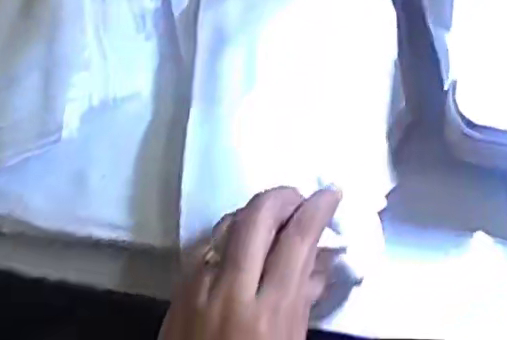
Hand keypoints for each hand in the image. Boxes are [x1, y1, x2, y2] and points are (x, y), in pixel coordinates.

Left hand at [160, 187, 342, 339]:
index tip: (331, 195)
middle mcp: (231, 294)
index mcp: (269, 312)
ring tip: (270, 223)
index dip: (319, 206)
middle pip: (259, 215)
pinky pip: (203, 248)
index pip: (298, 236)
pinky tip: (238, 246)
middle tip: (300, 202)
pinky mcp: (174, 300)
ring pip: (227, 224)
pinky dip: (226, 237)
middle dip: (285, 197)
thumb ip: (304, 295)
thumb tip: (320, 255)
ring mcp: (198, 294)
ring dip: (254, 214)